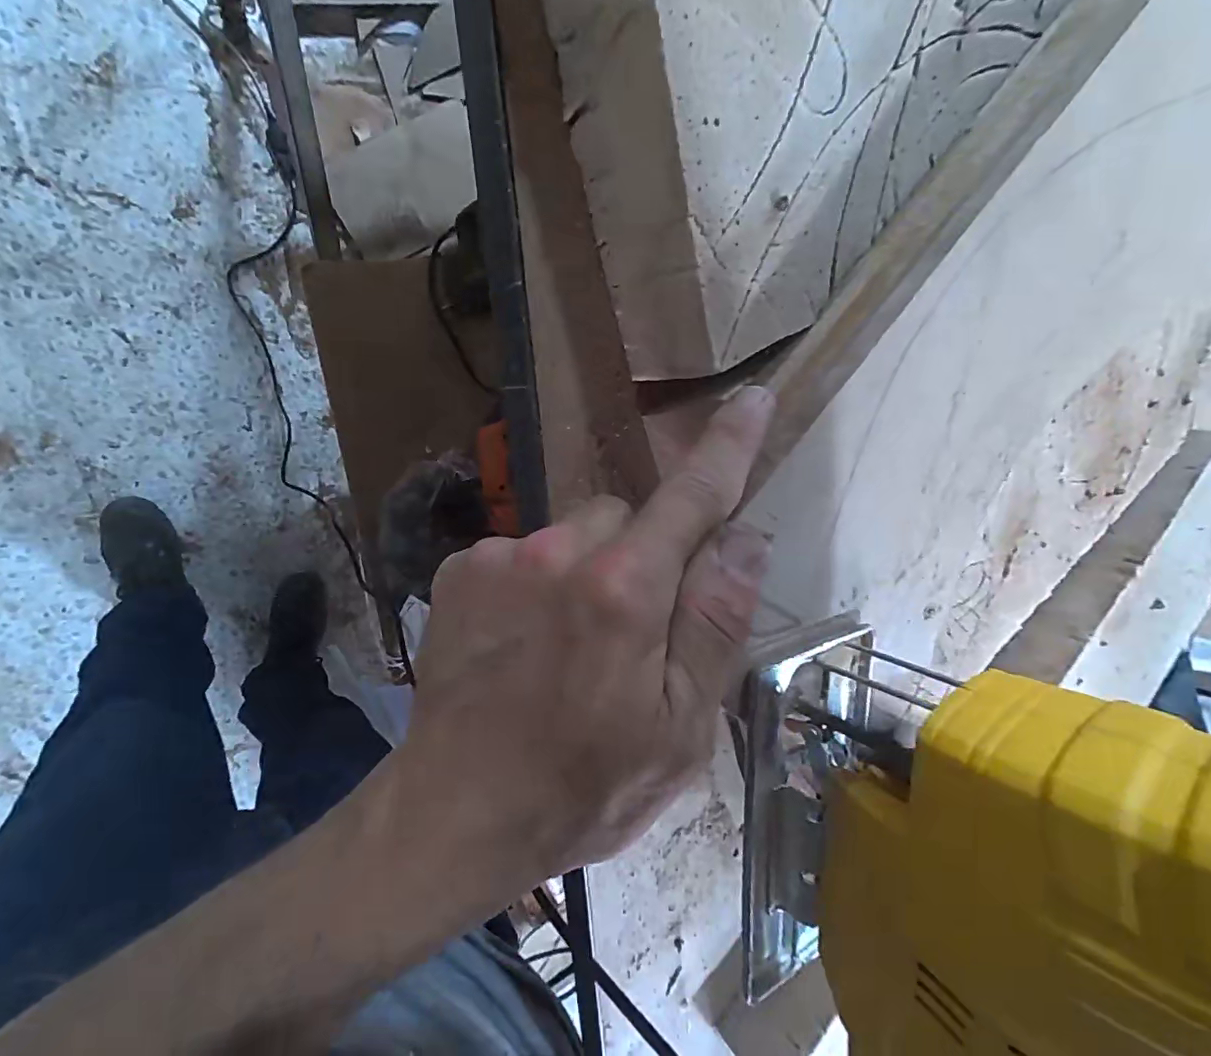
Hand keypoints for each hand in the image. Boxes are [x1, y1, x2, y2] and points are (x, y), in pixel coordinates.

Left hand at [396, 385, 775, 885]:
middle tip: (634, 634)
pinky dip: (540, 582)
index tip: (753, 397)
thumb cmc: (585, 785)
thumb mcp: (680, 728)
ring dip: (591, 571)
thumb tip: (745, 538)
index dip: (729, 447)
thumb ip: (715, 622)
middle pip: (631, 517)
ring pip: (578, 534)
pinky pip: (527, 551)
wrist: (456, 814)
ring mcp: (501, 556)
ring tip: (571, 648)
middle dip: (647, 556)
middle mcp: (560, 552)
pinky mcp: (461, 570)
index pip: (693, 497)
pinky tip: (524, 643)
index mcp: (625, 591)